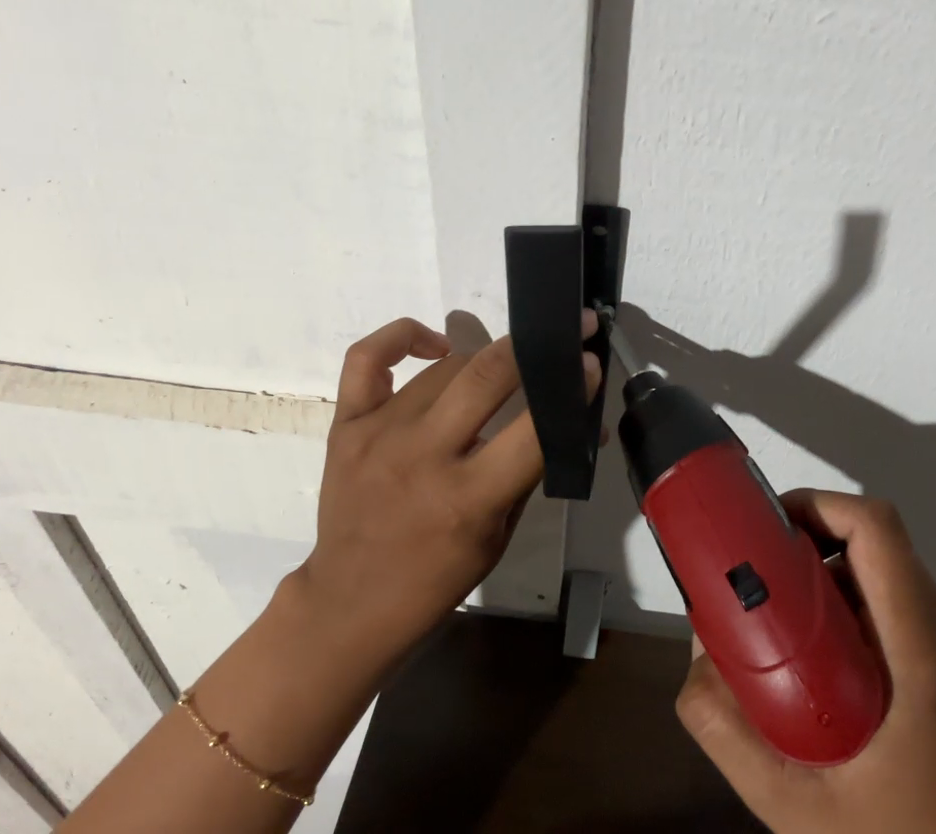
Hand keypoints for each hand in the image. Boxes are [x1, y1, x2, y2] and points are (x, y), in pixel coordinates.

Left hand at [299, 313, 599, 662]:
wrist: (354, 602)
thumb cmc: (439, 576)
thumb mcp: (501, 534)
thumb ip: (534, 470)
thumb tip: (579, 425)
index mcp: (469, 496)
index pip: (533, 426)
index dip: (569, 387)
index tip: (589, 362)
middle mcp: (423, 456)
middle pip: (487, 374)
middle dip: (533, 346)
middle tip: (561, 333)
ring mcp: (378, 434)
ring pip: (444, 367)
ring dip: (482, 363)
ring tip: (497, 376)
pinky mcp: (346, 425)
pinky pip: (367, 357)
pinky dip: (403, 337)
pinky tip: (434, 346)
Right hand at [677, 489, 935, 833]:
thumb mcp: (788, 803)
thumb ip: (727, 729)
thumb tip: (697, 652)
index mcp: (926, 656)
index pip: (878, 533)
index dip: (819, 505)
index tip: (766, 525)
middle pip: (881, 544)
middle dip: (813, 538)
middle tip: (758, 568)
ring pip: (892, 571)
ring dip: (832, 571)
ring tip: (780, 610)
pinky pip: (904, 604)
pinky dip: (855, 602)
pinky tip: (819, 651)